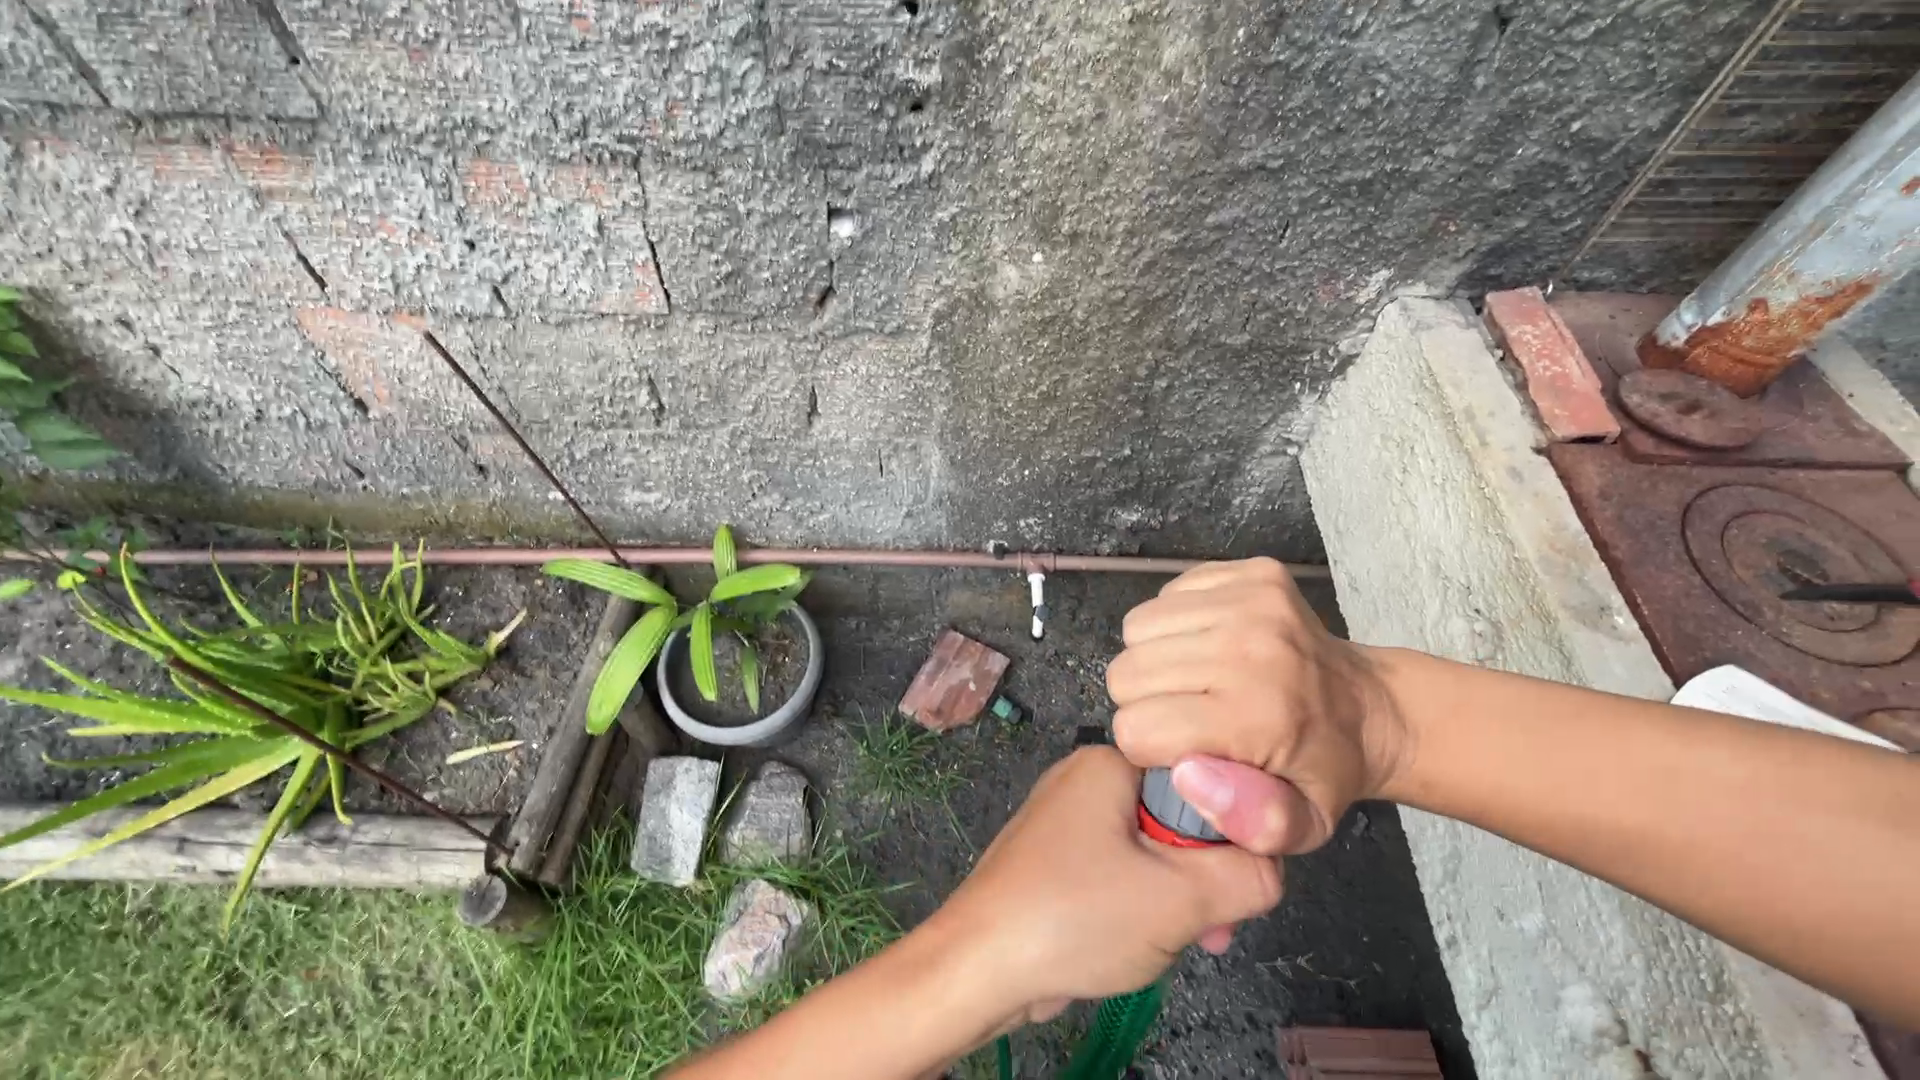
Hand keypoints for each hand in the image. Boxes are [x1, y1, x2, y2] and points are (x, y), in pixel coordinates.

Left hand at [928, 747, 1282, 1025]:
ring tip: (1180, 944)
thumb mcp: (1181, 899)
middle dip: (1200, 878)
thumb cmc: (1075, 916)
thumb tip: (1270, 867)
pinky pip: (1116, 873)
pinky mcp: (1053, 861)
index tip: (1239, 883)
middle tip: (1210, 928)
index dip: (1229, 833)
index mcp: (1108, 764)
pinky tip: (1141, 944)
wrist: (978, 967)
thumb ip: (1246, 878)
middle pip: (1174, 820)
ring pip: (1147, 853)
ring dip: (1173, 900)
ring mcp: (1064, 822)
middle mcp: (1083, 781)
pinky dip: (1137, 906)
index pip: (1198, 779)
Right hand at [1106, 558, 1407, 854]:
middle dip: (1143, 701)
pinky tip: (1208, 645)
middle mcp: (1249, 647)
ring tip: (1194, 678)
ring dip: (1153, 657)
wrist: (1374, 708)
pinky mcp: (1252, 573)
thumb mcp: (1302, 826)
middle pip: (1126, 673)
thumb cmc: (1323, 771)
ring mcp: (1251, 601)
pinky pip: (1166, 594)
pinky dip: (1175, 622)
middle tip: (1184, 713)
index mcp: (1256, 715)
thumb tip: (1185, 775)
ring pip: (1137, 628)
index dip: (1147, 747)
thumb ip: (1247, 822)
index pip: (1137, 726)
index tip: (1179, 750)